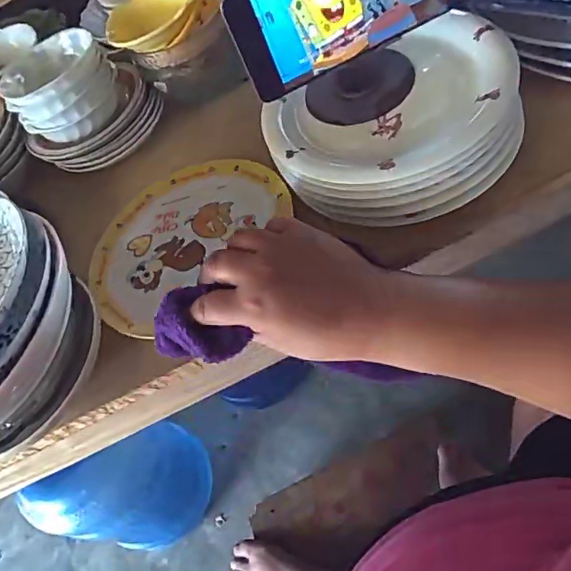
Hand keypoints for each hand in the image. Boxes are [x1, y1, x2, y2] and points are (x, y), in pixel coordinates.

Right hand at [191, 218, 404, 361]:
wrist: (370, 310)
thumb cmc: (327, 337)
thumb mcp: (281, 344)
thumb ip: (253, 327)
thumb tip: (239, 319)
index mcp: (250, 306)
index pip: (205, 305)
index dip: (199, 312)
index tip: (202, 313)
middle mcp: (255, 271)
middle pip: (213, 264)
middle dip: (211, 277)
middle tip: (222, 285)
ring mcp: (275, 246)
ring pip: (237, 237)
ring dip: (236, 252)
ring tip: (247, 261)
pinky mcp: (297, 230)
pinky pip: (268, 226)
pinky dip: (265, 237)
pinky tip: (275, 249)